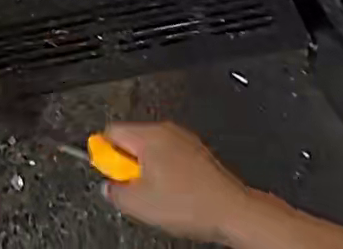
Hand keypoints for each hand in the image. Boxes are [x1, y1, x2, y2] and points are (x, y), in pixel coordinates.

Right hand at [100, 122, 256, 242]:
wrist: (235, 213)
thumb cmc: (192, 204)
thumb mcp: (141, 204)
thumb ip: (115, 192)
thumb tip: (108, 187)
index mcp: (146, 135)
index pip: (110, 132)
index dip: (107, 154)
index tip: (113, 173)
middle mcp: (164, 129)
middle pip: (132, 139)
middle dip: (131, 163)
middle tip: (138, 187)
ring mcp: (183, 138)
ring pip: (152, 148)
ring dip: (150, 167)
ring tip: (161, 193)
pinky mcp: (198, 151)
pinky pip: (172, 154)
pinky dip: (169, 170)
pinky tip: (178, 192)